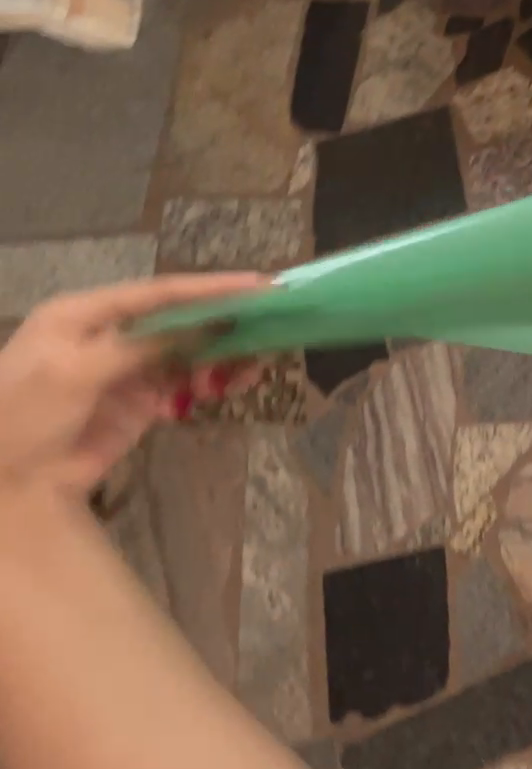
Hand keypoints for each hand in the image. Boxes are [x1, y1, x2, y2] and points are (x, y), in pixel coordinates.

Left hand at [0, 275, 269, 497]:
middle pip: (187, 317)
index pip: (160, 291)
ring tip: (244, 376)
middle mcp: (111, 331)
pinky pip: (196, 374)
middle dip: (228, 327)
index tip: (265, 285)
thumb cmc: (26, 418)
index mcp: (82, 315)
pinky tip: (226, 390)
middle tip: (269, 335)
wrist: (12, 484)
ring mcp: (131, 361)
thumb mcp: (80, 372)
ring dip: (227, 358)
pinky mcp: (149, 390)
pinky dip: (218, 379)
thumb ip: (149, 342)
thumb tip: (218, 323)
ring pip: (198, 346)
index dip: (214, 287)